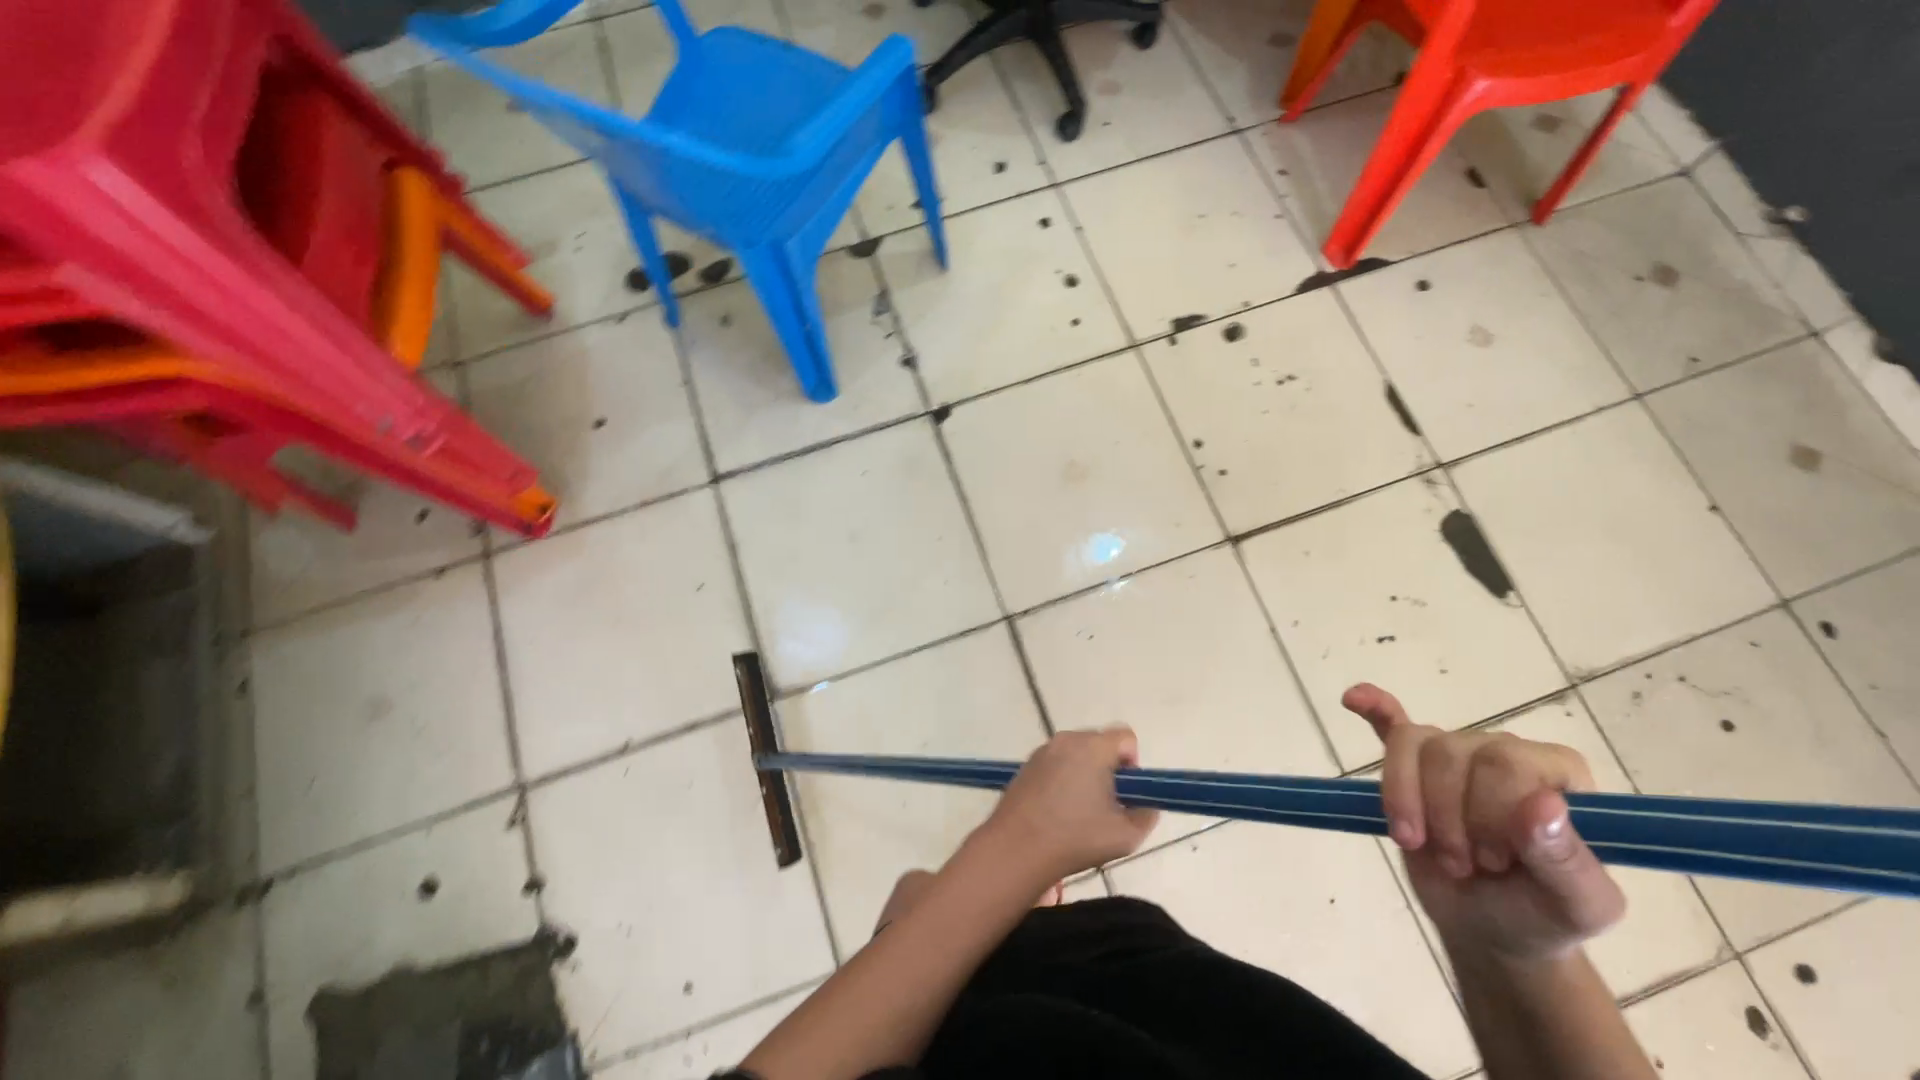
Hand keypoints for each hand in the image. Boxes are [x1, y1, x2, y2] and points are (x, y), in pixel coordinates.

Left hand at [980, 728, 1159, 880]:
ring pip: (1076, 753)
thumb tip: (1144, 805)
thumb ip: (1146, 815)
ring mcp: (1042, 751)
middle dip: (1108, 769)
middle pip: (1100, 743)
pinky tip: (1056, 811)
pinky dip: (1062, 779)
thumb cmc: (1074, 839)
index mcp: (1093, 748)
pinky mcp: (1025, 766)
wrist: (1015, 850)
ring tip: (1079, 811)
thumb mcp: (1126, 835)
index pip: (1126, 737)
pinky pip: (1055, 763)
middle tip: (1105, 804)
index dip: (1132, 763)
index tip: (1125, 792)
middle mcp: (1066, 740)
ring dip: (1085, 774)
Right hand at [1343, 684, 1625, 961]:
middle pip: (1452, 751)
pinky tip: (1353, 699)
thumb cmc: (1542, 915)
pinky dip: (1374, 708)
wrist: (1494, 931)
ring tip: (1420, 844)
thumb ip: (1566, 859)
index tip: (1495, 862)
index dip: (1489, 812)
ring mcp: (1456, 757)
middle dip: (1446, 815)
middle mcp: (1504, 752)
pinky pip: (1393, 726)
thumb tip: (1543, 804)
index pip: (1505, 761)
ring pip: (1412, 746)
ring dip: (1406, 801)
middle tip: (1462, 863)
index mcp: (1555, 772)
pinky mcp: (1415, 769)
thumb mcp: (1576, 905)